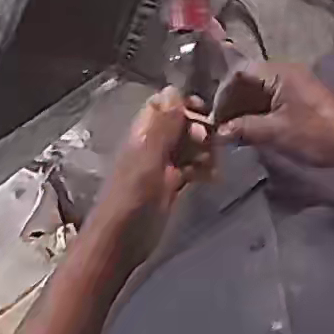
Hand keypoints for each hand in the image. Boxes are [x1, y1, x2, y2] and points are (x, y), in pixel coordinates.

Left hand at [91, 88, 211, 234]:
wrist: (119, 245)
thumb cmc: (132, 199)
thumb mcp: (149, 159)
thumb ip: (163, 126)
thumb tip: (173, 88)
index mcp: (143, 132)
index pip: (165, 103)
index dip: (184, 103)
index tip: (204, 111)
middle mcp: (153, 143)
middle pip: (182, 122)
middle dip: (200, 127)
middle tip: (211, 141)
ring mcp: (163, 164)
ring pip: (190, 143)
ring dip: (206, 148)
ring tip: (214, 162)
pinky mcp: (171, 184)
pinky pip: (193, 166)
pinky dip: (204, 168)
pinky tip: (212, 177)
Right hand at [213, 62, 333, 169]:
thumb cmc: (314, 133)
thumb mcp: (275, 132)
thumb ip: (244, 129)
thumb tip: (218, 132)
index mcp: (280, 72)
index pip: (241, 71)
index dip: (224, 92)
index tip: (215, 116)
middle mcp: (287, 71)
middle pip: (250, 78)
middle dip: (233, 100)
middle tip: (221, 125)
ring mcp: (297, 83)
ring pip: (261, 89)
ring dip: (246, 107)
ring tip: (234, 130)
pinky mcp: (303, 96)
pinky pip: (273, 96)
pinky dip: (260, 110)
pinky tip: (253, 129)